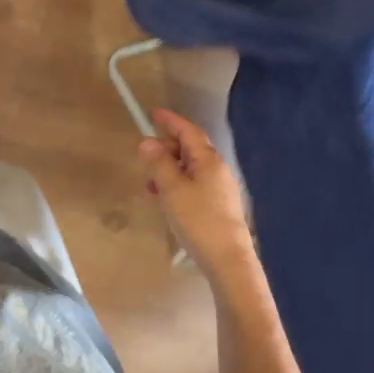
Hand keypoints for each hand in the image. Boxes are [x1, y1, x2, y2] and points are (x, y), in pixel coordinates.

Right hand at [138, 108, 256, 282]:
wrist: (228, 260)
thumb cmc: (198, 220)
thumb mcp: (172, 189)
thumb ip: (158, 163)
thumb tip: (147, 142)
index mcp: (208, 160)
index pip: (188, 131)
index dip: (170, 121)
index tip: (153, 113)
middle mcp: (218, 169)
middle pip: (190, 148)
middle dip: (166, 147)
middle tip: (145, 156)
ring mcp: (220, 188)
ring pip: (190, 168)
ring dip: (169, 169)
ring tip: (150, 183)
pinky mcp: (219, 205)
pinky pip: (194, 184)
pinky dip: (177, 184)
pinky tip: (165, 199)